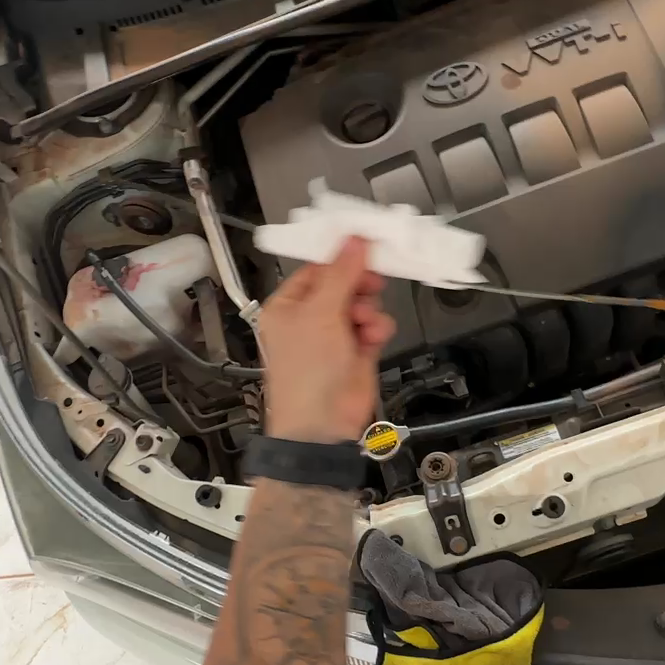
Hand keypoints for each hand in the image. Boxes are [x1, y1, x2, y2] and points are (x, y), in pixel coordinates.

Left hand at [258, 238, 395, 443]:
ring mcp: (333, 336)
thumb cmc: (307, 373)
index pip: (316, 269)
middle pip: (343, 285)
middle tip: (372, 282)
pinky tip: (374, 337)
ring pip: (362, 305)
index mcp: (287, 306)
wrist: (323, 424)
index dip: (341, 258)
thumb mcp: (321, 313)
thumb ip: (341, 274)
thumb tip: (354, 240)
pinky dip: (377, 329)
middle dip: (359, 286)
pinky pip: (373, 327)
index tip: (365, 244)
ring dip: (369, 310)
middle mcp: (309, 319)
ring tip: (366, 323)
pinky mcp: (357, 352)